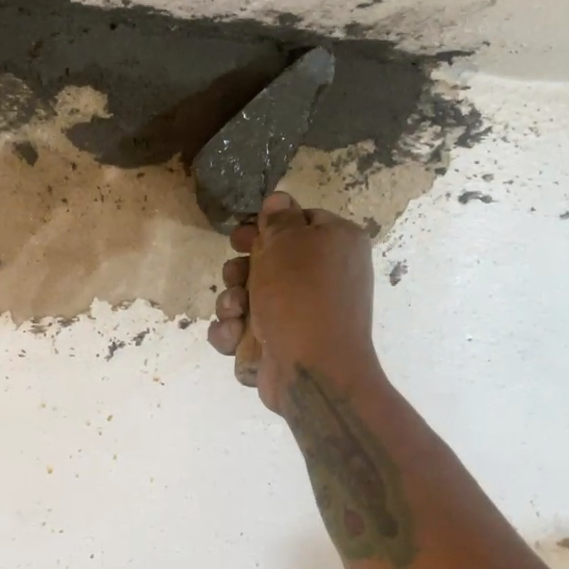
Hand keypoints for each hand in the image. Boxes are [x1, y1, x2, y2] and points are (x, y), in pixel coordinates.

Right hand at [207, 192, 385, 413]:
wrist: (312, 369)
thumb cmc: (301, 296)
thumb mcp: (288, 243)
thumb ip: (280, 218)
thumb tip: (279, 199)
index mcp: (337, 245)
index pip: (299, 222)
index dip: (267, 227)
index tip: (241, 235)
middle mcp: (323, 277)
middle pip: (268, 260)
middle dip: (240, 269)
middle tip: (234, 274)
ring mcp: (300, 313)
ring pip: (249, 296)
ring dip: (231, 302)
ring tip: (235, 312)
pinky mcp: (280, 342)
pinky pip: (245, 328)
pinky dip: (233, 331)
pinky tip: (234, 336)